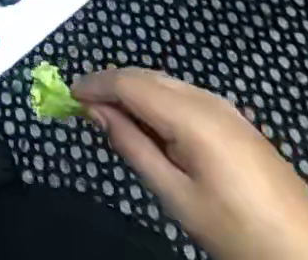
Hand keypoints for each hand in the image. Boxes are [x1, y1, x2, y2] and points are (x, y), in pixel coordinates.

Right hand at [73, 68, 307, 259]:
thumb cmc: (240, 232)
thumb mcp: (176, 197)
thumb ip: (132, 146)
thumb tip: (96, 111)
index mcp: (191, 116)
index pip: (127, 82)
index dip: (93, 85)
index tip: (66, 97)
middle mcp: (207, 100)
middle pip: (144, 75)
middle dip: (109, 85)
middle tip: (83, 108)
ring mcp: (225, 108)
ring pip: (162, 81)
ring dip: (132, 91)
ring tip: (111, 118)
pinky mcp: (236, 121)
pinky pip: (182, 94)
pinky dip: (155, 99)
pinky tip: (149, 126)